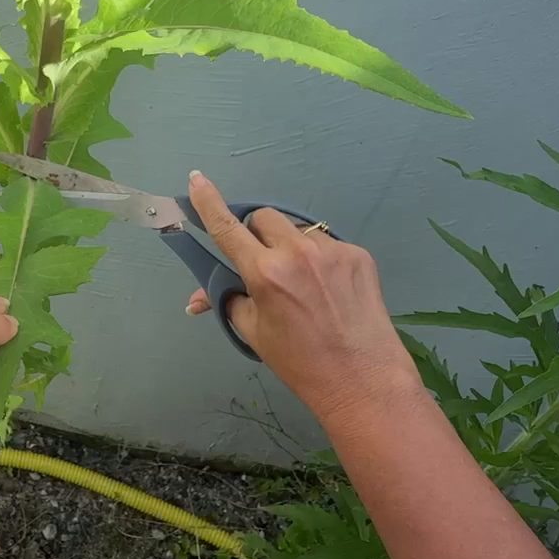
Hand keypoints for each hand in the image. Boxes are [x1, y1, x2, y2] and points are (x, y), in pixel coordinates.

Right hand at [182, 172, 417, 425]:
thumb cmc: (299, 362)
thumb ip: (227, 302)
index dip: (208, 201)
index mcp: (265, 273)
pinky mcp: (357, 255)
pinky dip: (317, 258)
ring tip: (301, 282)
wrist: (363, 380)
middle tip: (263, 265)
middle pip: (263, 218)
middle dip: (256, 234)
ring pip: (296, 229)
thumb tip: (196, 300)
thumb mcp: (253, 333)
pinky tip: (327, 288)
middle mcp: (297, 253)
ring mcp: (331, 250)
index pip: (227, 228)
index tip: (197, 179)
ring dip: (288, 245)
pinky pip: (325, 243)